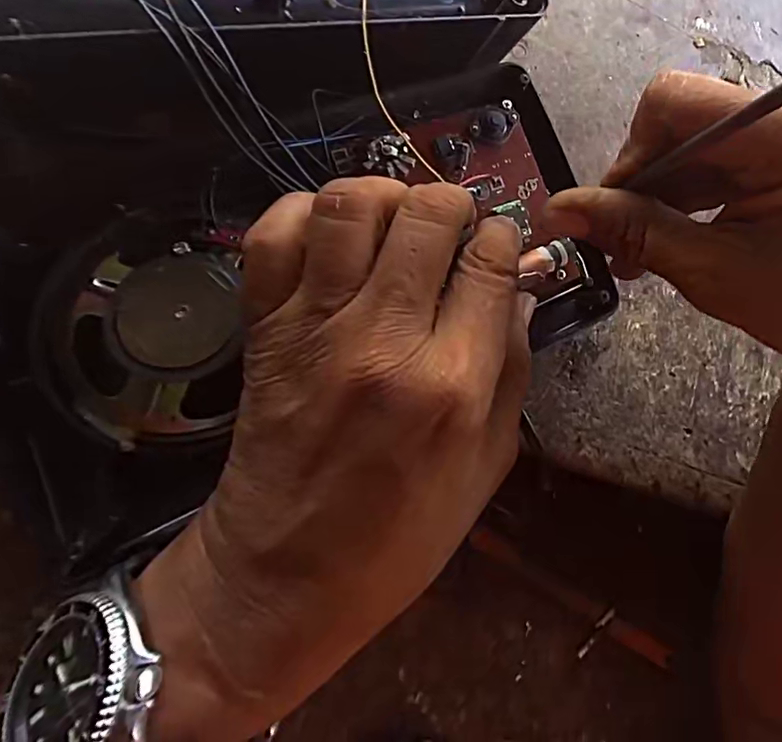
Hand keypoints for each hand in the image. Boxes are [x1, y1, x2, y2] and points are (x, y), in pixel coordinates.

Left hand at [133, 179, 532, 740]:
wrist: (279, 584)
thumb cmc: (403, 533)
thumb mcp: (491, 461)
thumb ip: (514, 365)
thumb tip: (519, 287)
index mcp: (454, 380)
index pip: (490, 260)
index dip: (503, 236)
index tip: (499, 245)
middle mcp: (385, 338)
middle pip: (427, 213)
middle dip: (454, 204)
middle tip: (454, 229)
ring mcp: (315, 328)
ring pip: (351, 205)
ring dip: (387, 197)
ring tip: (397, 223)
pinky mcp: (262, 328)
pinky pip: (275, 235)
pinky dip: (308, 214)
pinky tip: (336, 238)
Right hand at [544, 70, 781, 425]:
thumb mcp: (718, 274)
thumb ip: (637, 231)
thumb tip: (567, 208)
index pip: (679, 101)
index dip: (632, 152)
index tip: (611, 207)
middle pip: (685, 122)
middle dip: (645, 183)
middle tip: (619, 243)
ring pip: (695, 145)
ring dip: (663, 196)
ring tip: (643, 253)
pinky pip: (720, 162)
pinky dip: (689, 199)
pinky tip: (673, 238)